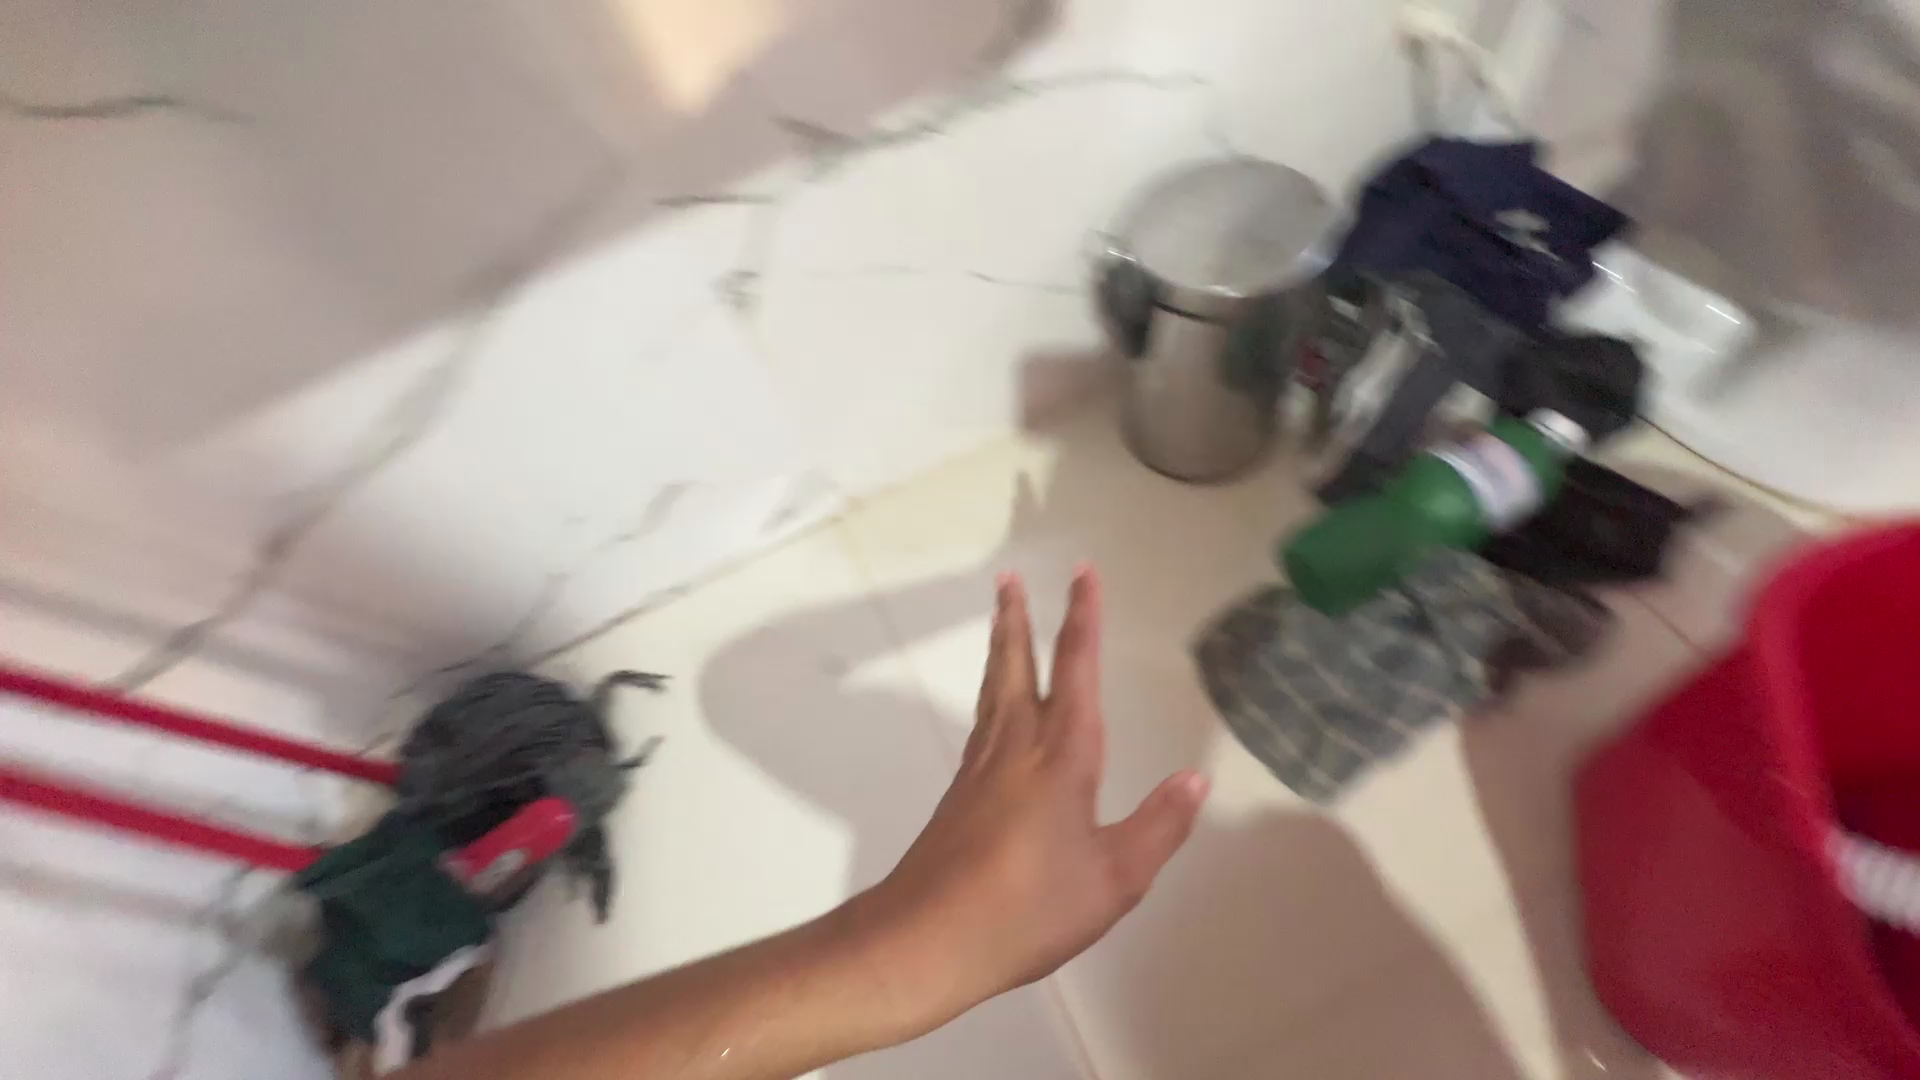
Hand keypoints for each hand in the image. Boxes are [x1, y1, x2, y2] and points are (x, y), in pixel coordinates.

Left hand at [854, 567, 1208, 1027]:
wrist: (930, 935)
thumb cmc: (1030, 907)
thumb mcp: (1115, 879)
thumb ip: (1158, 826)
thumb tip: (1196, 779)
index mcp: (1060, 754)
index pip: (1075, 667)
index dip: (1083, 617)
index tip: (1083, 573)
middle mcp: (1016, 742)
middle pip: (1015, 661)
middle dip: (1017, 616)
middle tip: (1009, 577)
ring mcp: (981, 762)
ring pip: (993, 685)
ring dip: (1000, 644)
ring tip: (1002, 618)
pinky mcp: (962, 787)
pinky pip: (983, 716)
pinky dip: (992, 687)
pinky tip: (997, 704)